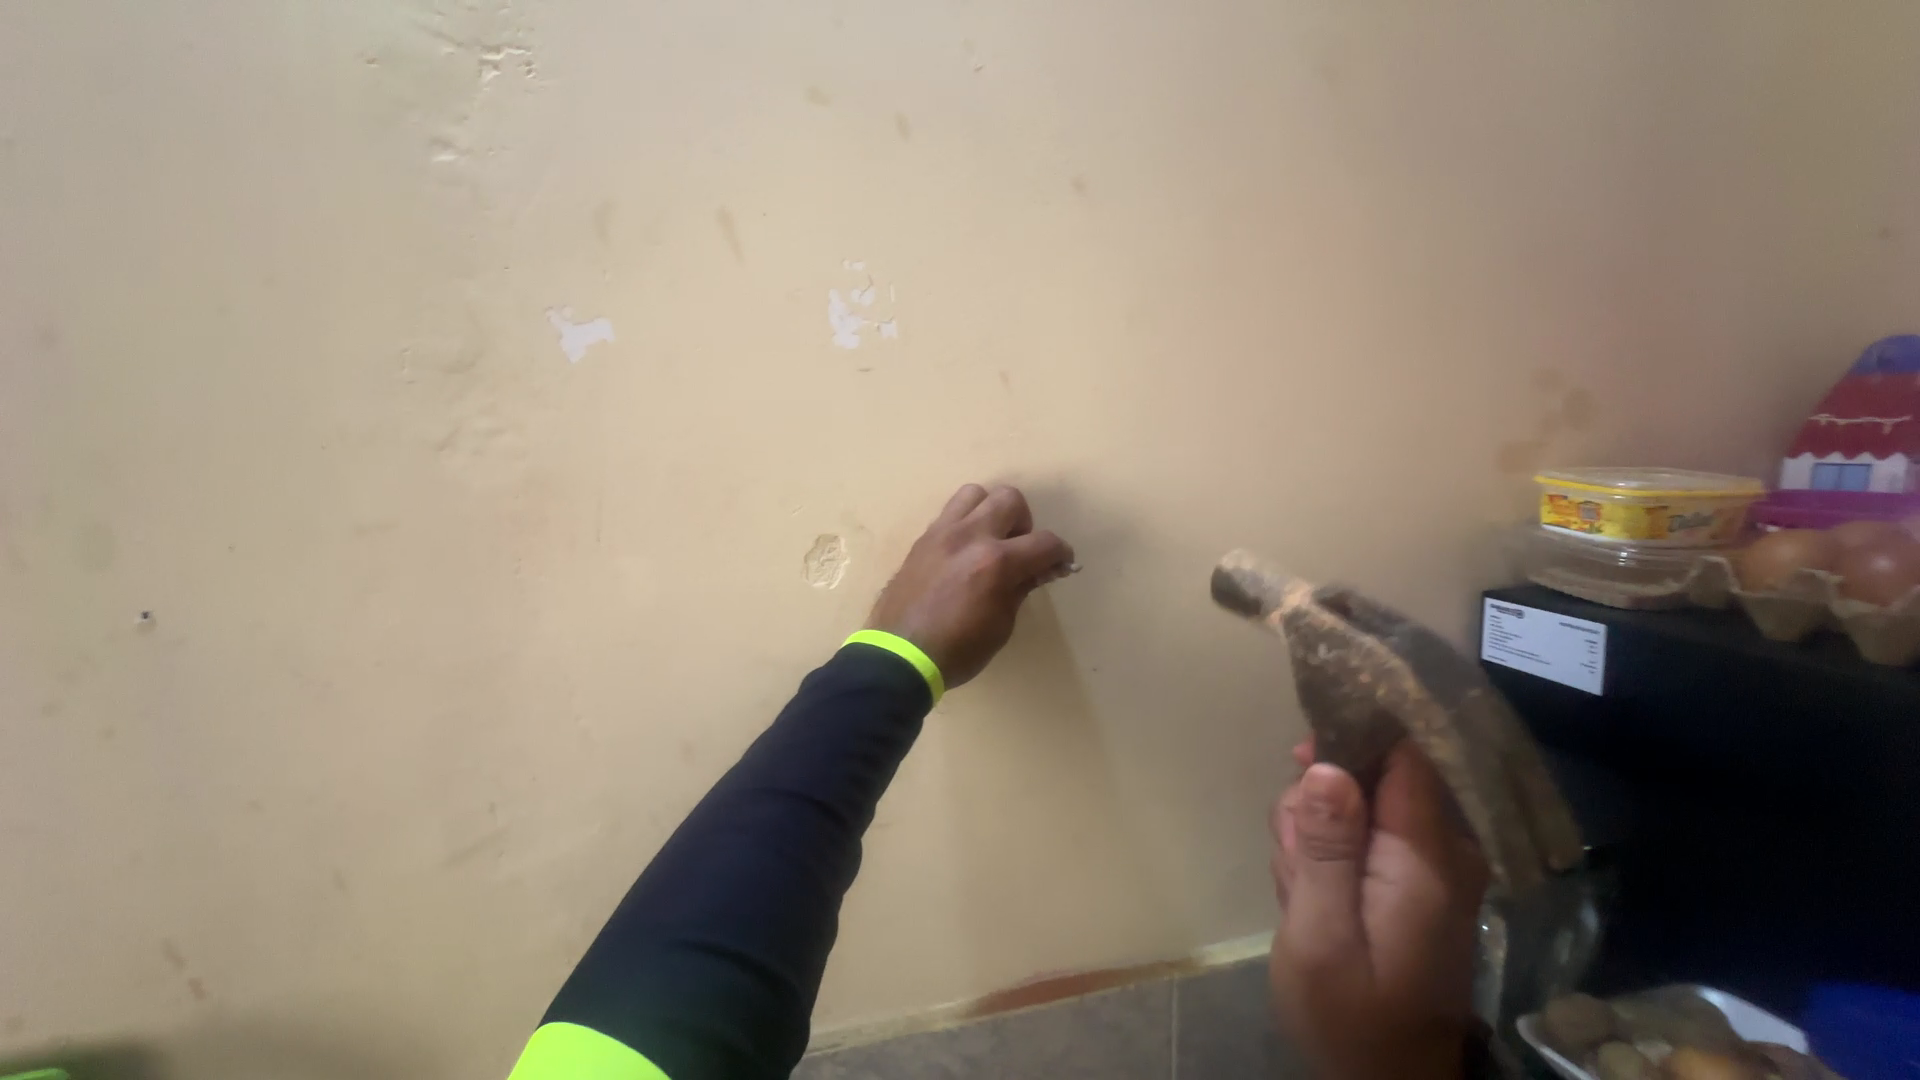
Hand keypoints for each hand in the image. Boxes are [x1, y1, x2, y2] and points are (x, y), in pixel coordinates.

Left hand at [866, 484, 1075, 688]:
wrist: (900, 656)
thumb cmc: (958, 650)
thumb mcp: (1001, 625)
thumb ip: (1021, 588)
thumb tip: (1041, 569)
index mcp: (996, 562)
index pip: (1043, 543)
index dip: (1060, 553)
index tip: (1061, 564)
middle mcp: (970, 536)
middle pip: (1010, 499)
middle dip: (1024, 523)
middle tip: (1020, 551)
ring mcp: (942, 533)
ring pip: (975, 494)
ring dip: (990, 511)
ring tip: (990, 540)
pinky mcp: (923, 539)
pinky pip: (950, 513)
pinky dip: (965, 523)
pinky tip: (965, 551)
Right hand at [1268, 739, 1488, 1079]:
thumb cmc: (1349, 1016)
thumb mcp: (1320, 935)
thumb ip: (1325, 849)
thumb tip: (1324, 766)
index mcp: (1426, 858)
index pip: (1405, 754)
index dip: (1350, 736)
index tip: (1300, 756)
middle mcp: (1442, 850)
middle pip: (1368, 776)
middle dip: (1316, 805)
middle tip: (1296, 860)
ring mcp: (1430, 864)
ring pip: (1353, 804)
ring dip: (1314, 835)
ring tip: (1303, 890)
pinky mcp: (1413, 878)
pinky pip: (1359, 835)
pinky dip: (1325, 856)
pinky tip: (1313, 895)